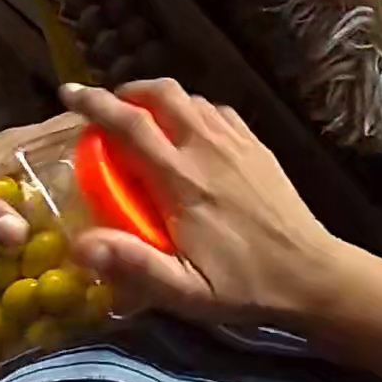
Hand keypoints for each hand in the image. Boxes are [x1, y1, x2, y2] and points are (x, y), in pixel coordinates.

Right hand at [60, 80, 344, 326]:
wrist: (312, 274)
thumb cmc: (244, 284)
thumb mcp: (185, 290)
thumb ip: (133, 264)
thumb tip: (79, 244)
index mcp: (182, 179)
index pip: (129, 124)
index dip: (94, 103)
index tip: (70, 94)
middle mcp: (206, 147)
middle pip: (161, 93)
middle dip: (128, 90)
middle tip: (110, 108)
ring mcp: (236, 141)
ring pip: (190, 97)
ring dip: (160, 99)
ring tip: (145, 120)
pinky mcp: (256, 144)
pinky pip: (216, 110)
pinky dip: (192, 110)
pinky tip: (190, 132)